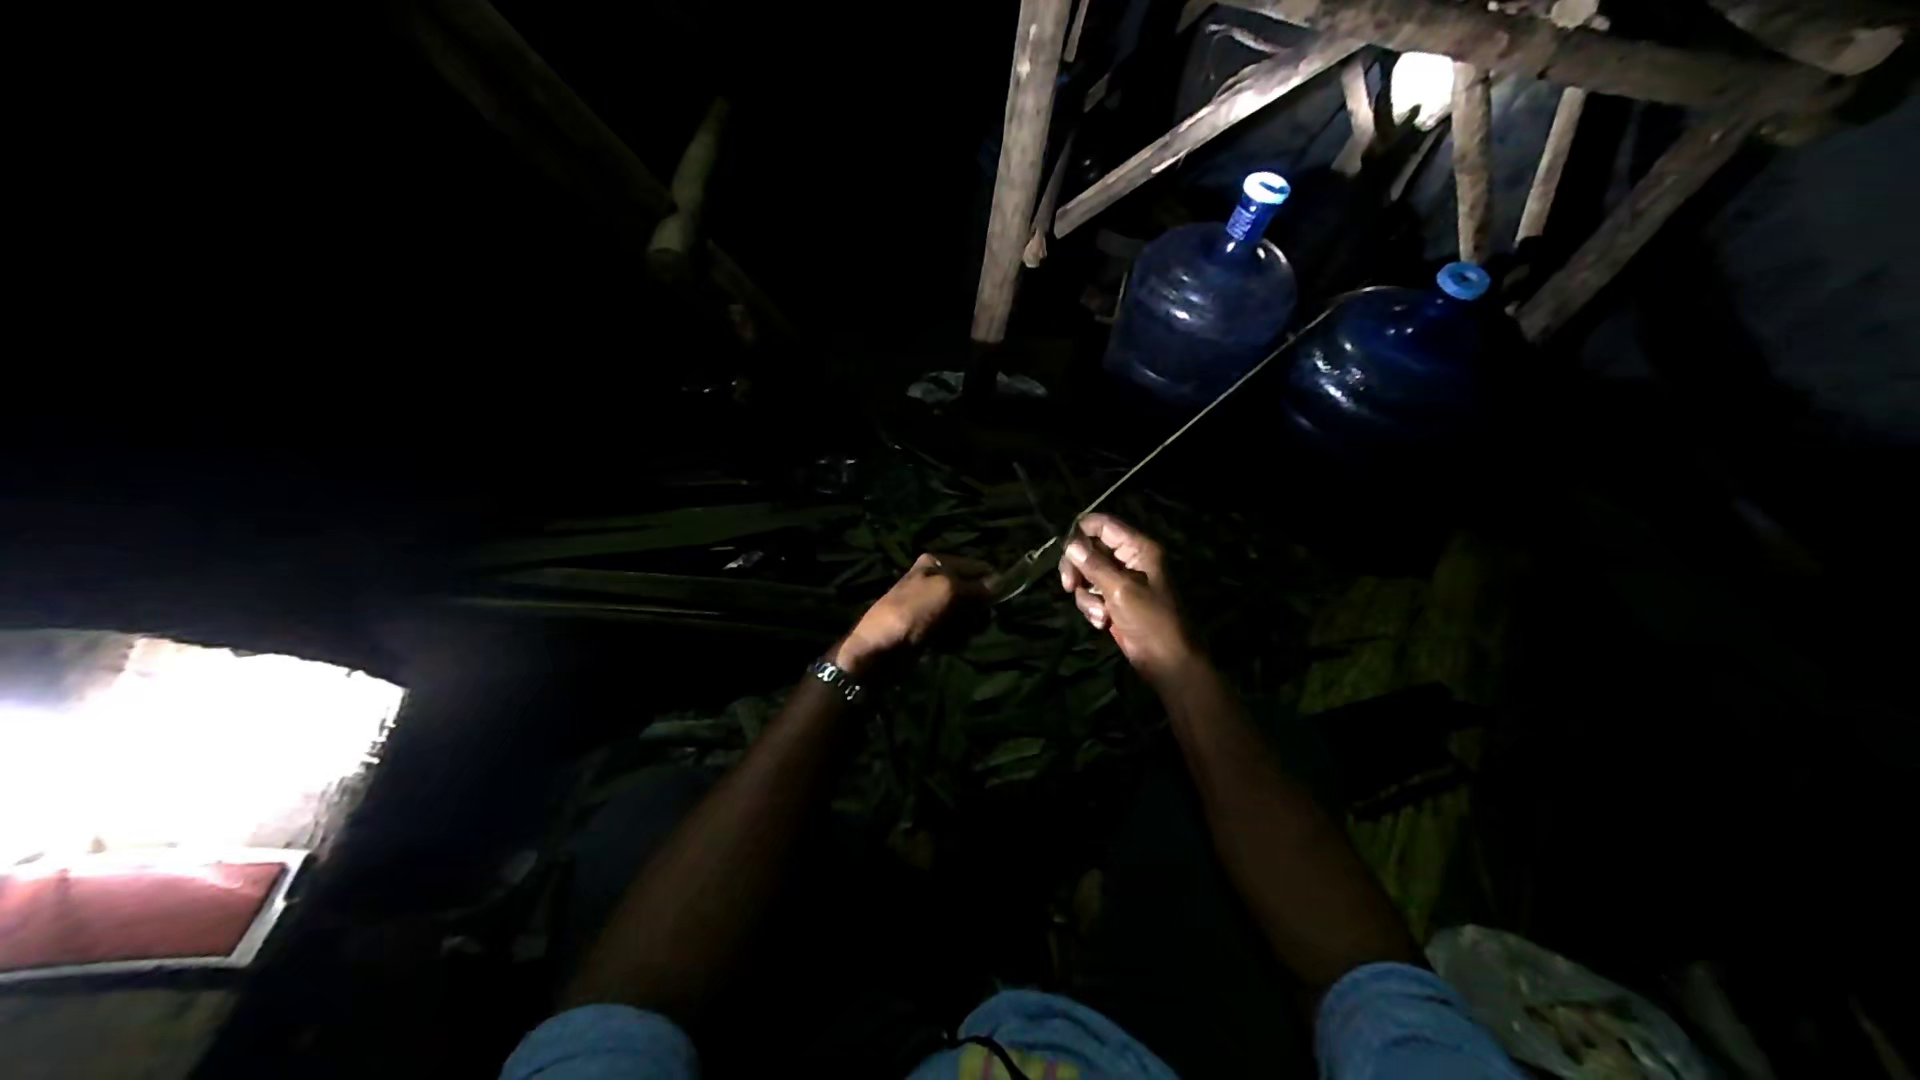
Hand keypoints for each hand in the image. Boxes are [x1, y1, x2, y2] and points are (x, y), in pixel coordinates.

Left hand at [836, 553, 990, 675]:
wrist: (878, 648)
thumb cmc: (912, 612)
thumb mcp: (948, 590)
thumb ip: (977, 586)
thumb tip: (1001, 584)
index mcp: (936, 563)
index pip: (978, 567)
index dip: (991, 584)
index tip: (995, 603)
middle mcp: (935, 580)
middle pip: (974, 593)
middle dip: (977, 610)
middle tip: (970, 622)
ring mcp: (931, 606)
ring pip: (967, 615)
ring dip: (966, 627)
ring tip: (954, 635)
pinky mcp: (930, 628)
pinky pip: (955, 631)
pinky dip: (955, 638)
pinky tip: (946, 644)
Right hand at [1058, 514, 1197, 685]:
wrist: (1168, 661)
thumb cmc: (1151, 621)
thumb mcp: (1120, 590)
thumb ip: (1094, 565)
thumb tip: (1070, 545)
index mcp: (1138, 548)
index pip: (1102, 524)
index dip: (1080, 533)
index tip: (1066, 553)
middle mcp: (1128, 559)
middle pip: (1089, 549)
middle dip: (1077, 568)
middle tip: (1069, 586)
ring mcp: (1121, 581)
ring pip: (1086, 574)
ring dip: (1085, 595)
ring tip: (1099, 614)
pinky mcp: (1114, 601)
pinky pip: (1091, 594)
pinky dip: (1091, 607)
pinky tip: (1102, 622)